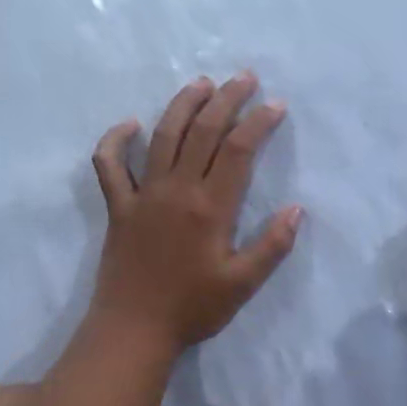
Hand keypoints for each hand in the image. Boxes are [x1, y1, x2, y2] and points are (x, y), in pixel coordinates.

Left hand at [89, 72, 301, 348]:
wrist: (134, 327)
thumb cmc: (195, 308)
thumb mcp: (244, 283)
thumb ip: (271, 245)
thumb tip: (296, 210)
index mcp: (210, 208)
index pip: (238, 153)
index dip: (258, 124)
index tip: (276, 105)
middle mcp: (176, 191)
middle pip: (202, 133)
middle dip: (225, 101)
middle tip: (244, 77)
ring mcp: (142, 196)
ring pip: (162, 138)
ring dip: (182, 106)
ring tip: (201, 83)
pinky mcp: (119, 208)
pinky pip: (110, 165)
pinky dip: (116, 140)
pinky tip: (130, 125)